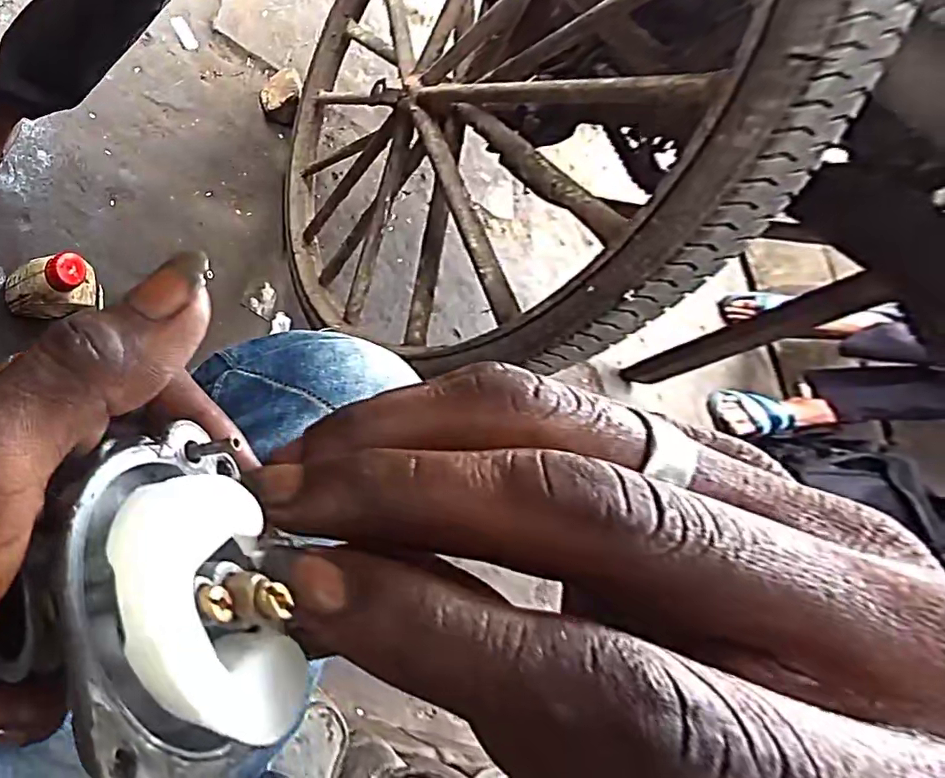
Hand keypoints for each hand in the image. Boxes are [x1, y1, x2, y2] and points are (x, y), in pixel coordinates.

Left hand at [0, 251, 239, 719]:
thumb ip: (82, 372)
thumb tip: (183, 280)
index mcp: (49, 402)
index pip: (154, 384)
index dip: (202, 430)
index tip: (241, 500)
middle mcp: (52, 448)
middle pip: (153, 475)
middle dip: (179, 539)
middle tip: (192, 602)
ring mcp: (43, 519)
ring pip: (128, 551)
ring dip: (126, 616)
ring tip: (115, 664)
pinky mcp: (33, 582)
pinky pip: (86, 607)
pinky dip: (74, 655)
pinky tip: (30, 686)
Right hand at [248, 363, 944, 777]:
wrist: (830, 729)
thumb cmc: (696, 773)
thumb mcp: (600, 775)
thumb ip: (481, 681)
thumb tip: (333, 581)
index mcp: (848, 769)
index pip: (621, 683)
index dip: (436, 625)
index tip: (313, 584)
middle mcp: (852, 610)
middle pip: (582, 505)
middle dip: (396, 490)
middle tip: (285, 499)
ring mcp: (786, 502)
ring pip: (555, 415)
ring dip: (395, 428)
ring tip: (308, 457)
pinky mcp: (713, 447)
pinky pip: (547, 398)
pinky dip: (430, 408)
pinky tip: (368, 435)